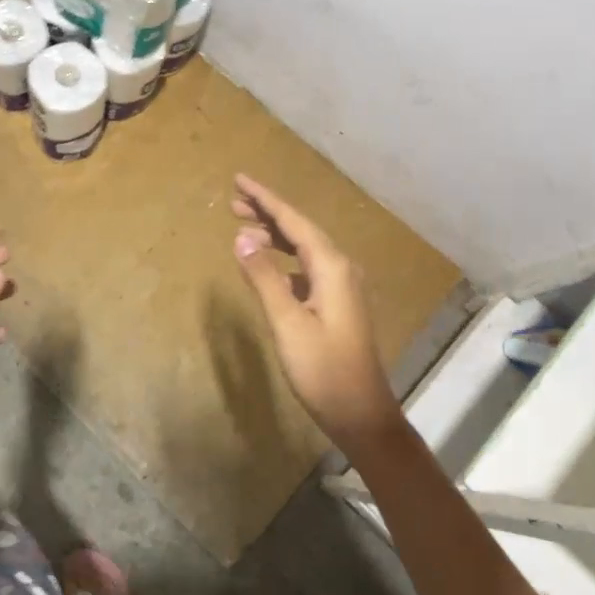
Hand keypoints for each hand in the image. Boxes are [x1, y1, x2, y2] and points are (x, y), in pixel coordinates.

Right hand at [230, 174, 402, 455]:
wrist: (361, 414)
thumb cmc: (323, 370)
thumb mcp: (287, 323)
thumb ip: (264, 277)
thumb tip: (242, 237)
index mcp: (332, 268)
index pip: (293, 221)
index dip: (265, 199)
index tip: (239, 180)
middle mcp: (341, 269)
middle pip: (301, 230)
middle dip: (268, 212)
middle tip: (233, 201)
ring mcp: (342, 288)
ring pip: (305, 248)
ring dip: (275, 235)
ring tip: (244, 227)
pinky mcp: (337, 305)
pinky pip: (307, 268)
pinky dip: (284, 259)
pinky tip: (268, 266)